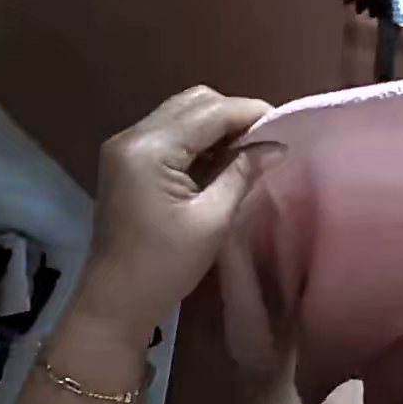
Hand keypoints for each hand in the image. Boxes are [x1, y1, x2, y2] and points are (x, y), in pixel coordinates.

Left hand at [70, 86, 273, 342]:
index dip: (250, 112)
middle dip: (232, 115)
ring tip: (248, 150)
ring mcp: (125, 148)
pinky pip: (169, 135)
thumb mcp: (211, 221)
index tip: (286, 125)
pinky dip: (197, 141)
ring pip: (180, 115)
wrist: (115, 299)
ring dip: (215, 126)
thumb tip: (276, 144)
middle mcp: (132, 137)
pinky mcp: (126, 162)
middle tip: (266, 140)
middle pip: (192, 103)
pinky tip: (221, 160)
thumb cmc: (164, 266)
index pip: (208, 112)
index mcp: (149, 149)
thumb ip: (242, 174)